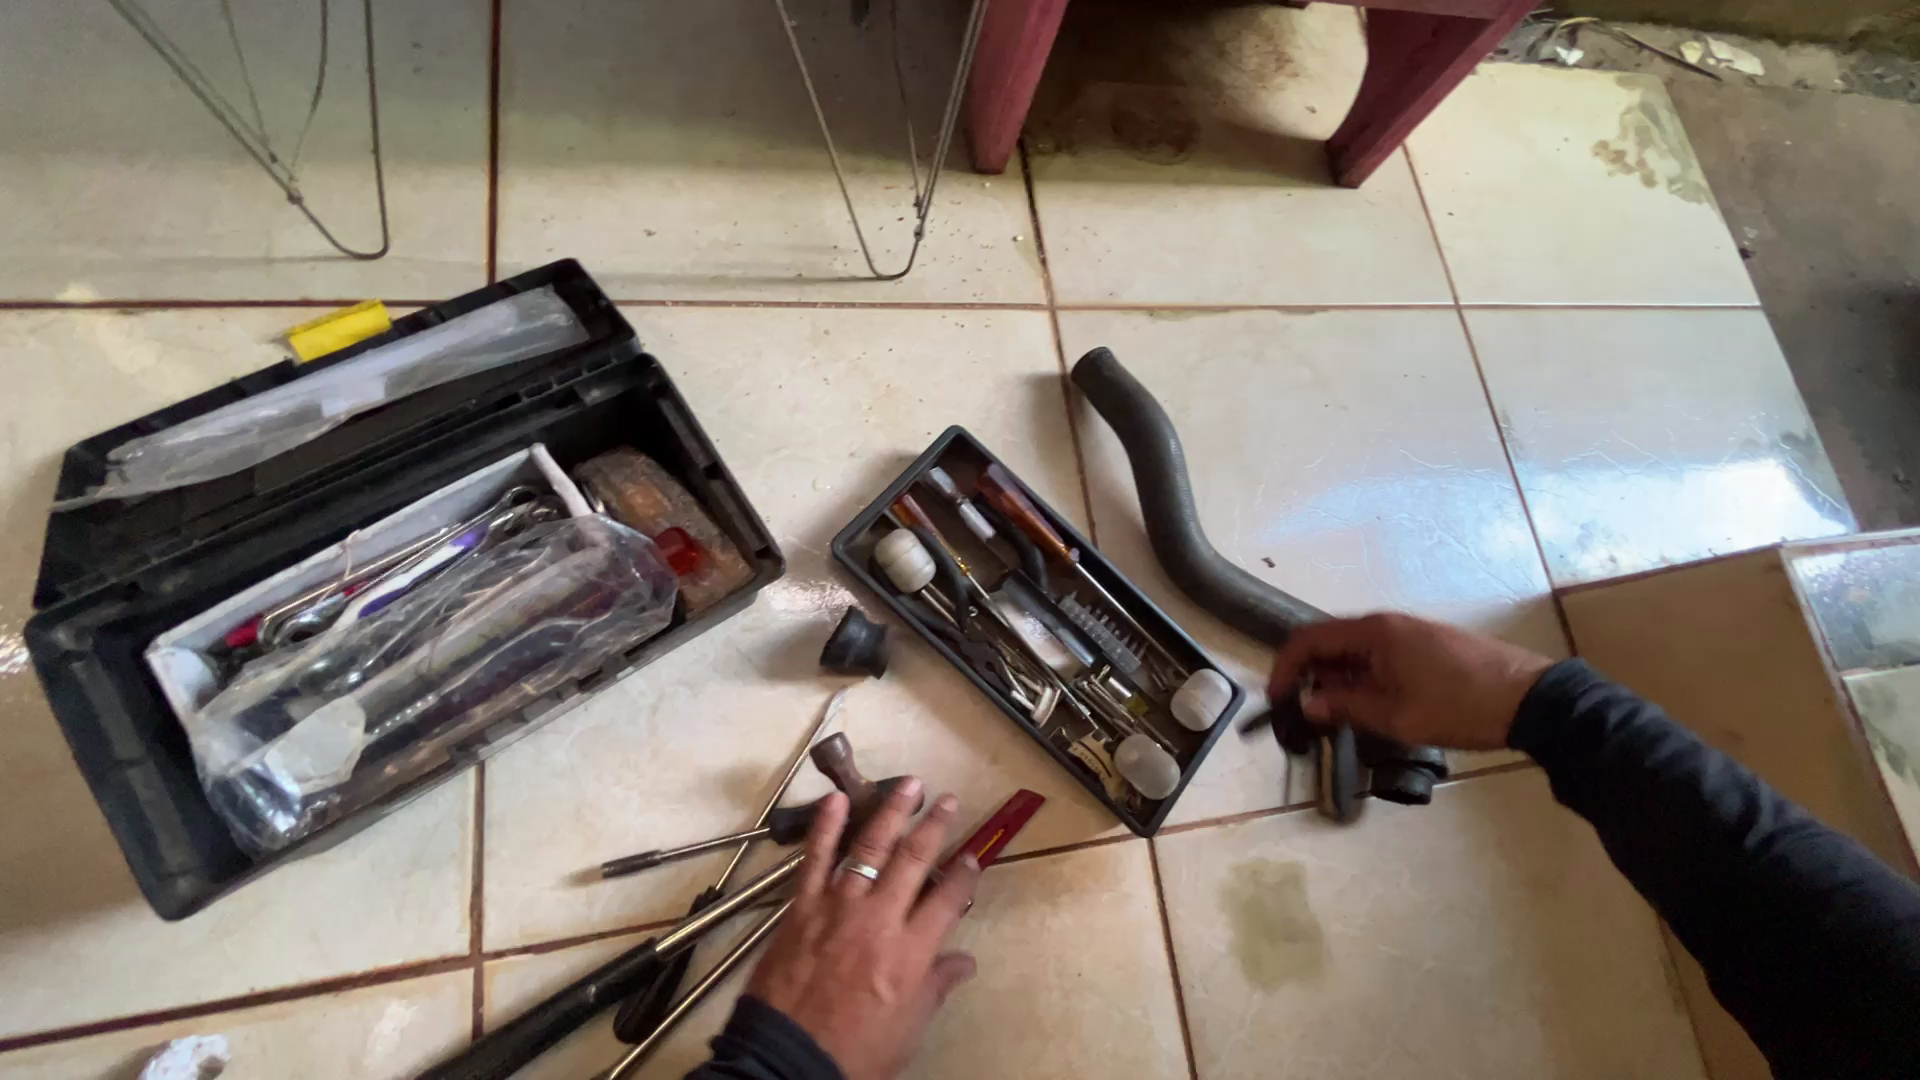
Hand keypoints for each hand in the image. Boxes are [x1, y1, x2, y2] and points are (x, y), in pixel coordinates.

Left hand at [746, 778, 980, 1079]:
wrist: (786, 1065)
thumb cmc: (856, 1054)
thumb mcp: (908, 1030)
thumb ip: (936, 986)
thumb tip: (966, 961)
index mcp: (911, 951)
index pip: (947, 899)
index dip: (964, 874)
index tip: (973, 856)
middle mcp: (880, 918)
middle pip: (914, 861)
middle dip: (935, 827)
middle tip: (949, 801)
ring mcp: (839, 906)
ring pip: (871, 848)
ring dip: (893, 812)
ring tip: (910, 785)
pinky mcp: (803, 906)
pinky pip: (816, 859)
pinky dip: (825, 826)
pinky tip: (836, 799)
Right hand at [1268, 613, 1554, 750]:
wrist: (1536, 701)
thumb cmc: (1459, 706)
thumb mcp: (1395, 715)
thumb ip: (1344, 707)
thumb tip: (1307, 705)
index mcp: (1372, 633)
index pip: (1308, 640)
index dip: (1285, 668)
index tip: (1278, 698)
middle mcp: (1385, 624)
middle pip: (1329, 644)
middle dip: (1311, 677)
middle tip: (1307, 712)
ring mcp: (1408, 633)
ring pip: (1354, 652)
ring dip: (1338, 681)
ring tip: (1339, 716)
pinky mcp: (1426, 646)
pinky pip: (1378, 657)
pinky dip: (1363, 678)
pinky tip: (1372, 706)